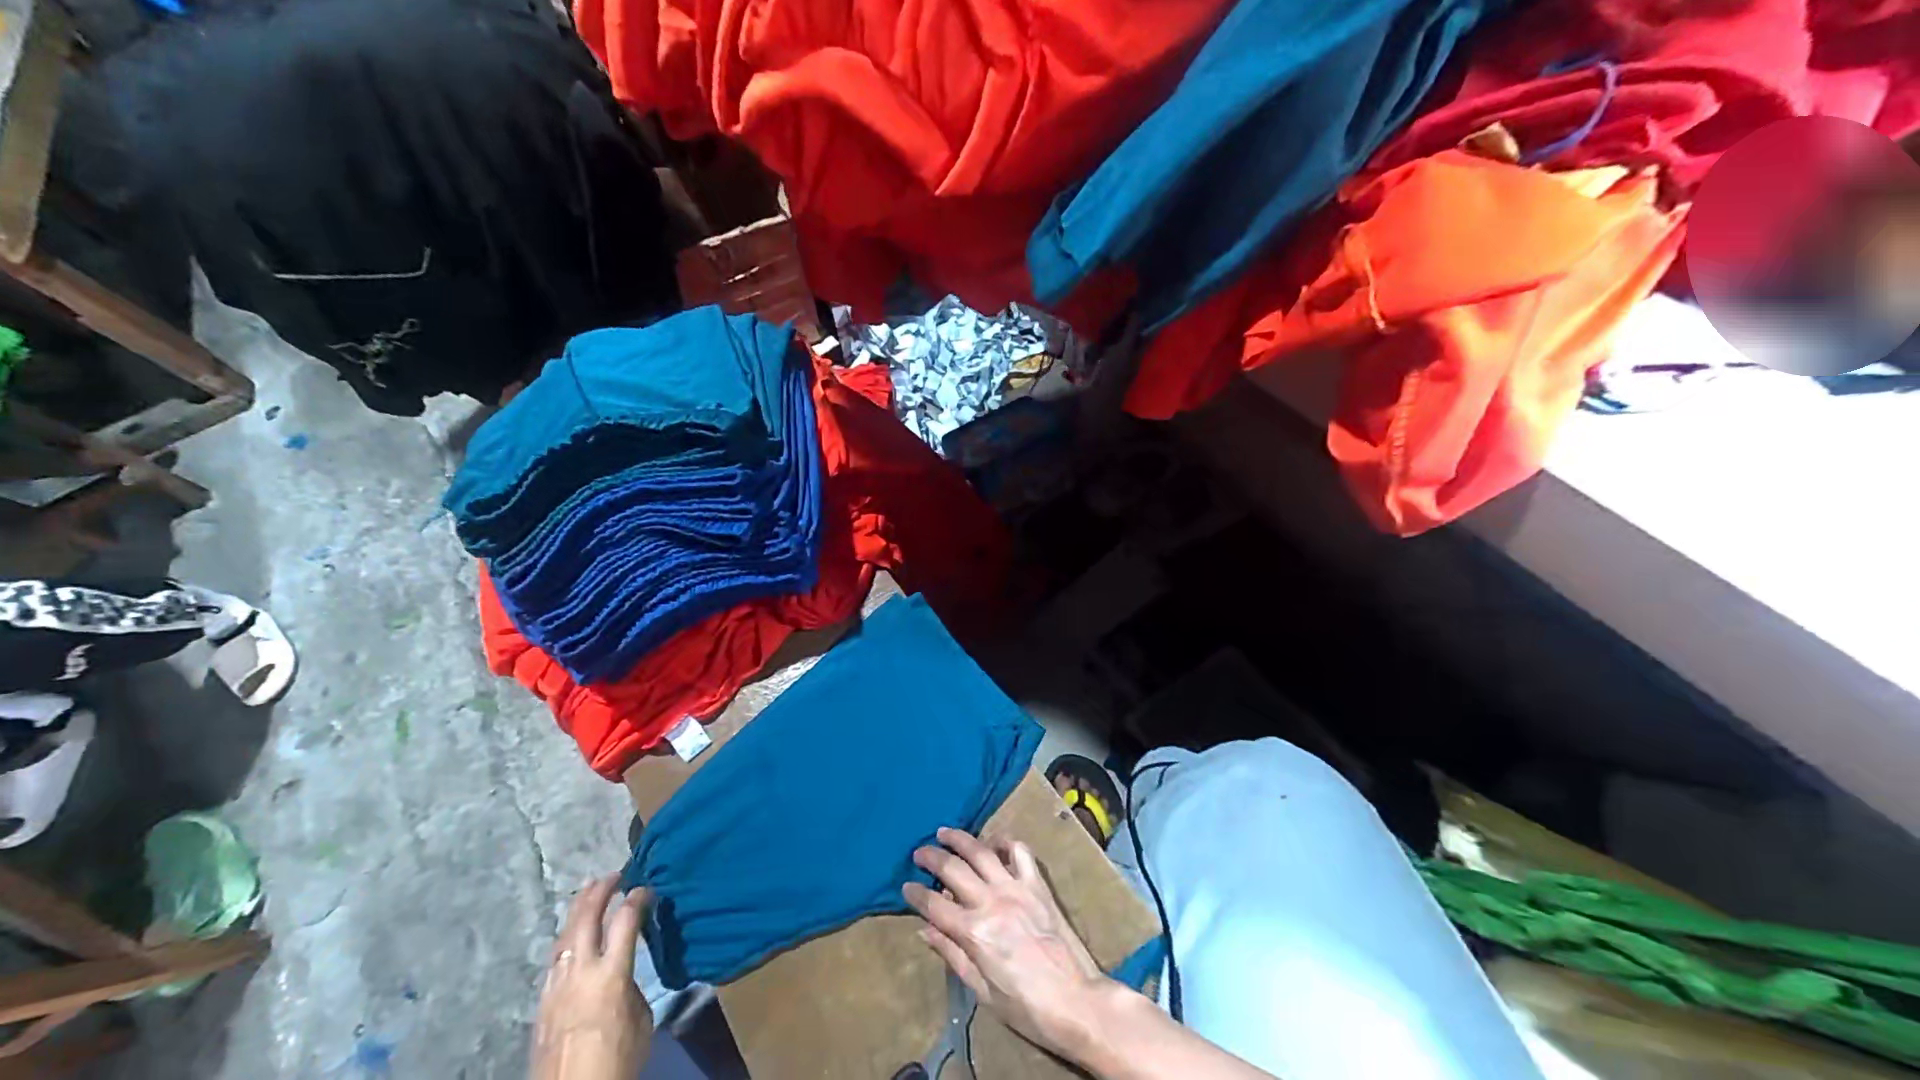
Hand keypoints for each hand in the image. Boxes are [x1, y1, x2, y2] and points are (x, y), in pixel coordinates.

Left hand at [530, 876, 652, 1079]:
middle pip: (588, 919)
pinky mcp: (542, 1002)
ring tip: (588, 890)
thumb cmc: (618, 1061)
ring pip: (565, 935)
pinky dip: (566, 938)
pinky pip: (555, 959)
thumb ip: (631, 986)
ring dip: (578, 909)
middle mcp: (581, 972)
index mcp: (611, 974)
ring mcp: (557, 986)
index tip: (646, 888)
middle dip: (600, 892)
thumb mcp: (640, 1019)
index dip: (637, 899)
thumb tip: (623, 972)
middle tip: (613, 875)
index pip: (625, 921)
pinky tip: (570, 933)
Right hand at [903, 827, 1115, 1059]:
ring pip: (981, 851)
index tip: (906, 887)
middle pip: (952, 868)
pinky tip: (993, 842)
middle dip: (931, 857)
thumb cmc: (1026, 1007)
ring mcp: (1016, 889)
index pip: (934, 905)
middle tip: (919, 852)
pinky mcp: (1038, 885)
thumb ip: (953, 955)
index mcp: (973, 932)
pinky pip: (1020, 852)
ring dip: (960, 839)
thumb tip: (925, 931)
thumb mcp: (982, 990)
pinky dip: (1005, 841)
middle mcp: (991, 902)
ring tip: (945, 833)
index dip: (915, 894)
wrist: (1076, 1001)